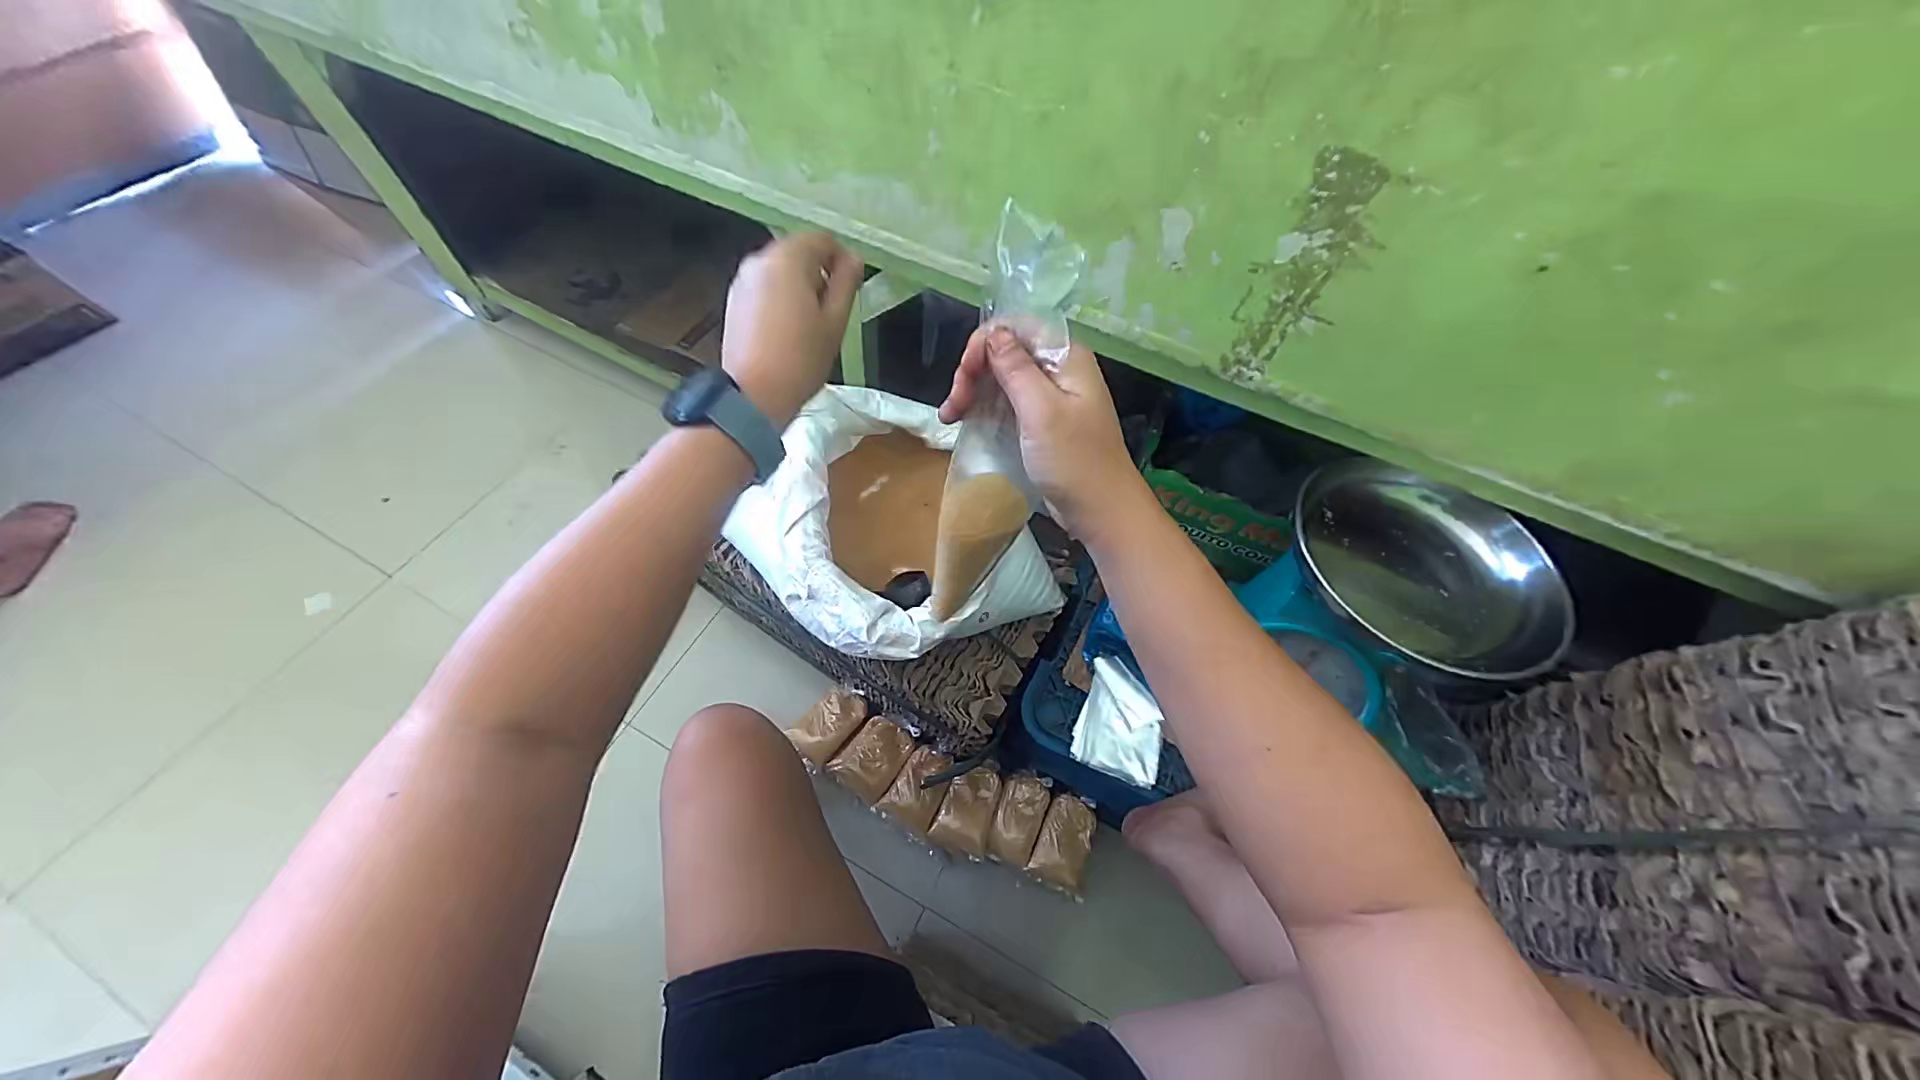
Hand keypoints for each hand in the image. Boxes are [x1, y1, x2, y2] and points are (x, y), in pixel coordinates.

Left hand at [722, 232, 862, 424]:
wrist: (754, 394)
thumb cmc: (801, 360)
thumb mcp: (835, 321)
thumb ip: (846, 283)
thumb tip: (853, 259)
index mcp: (788, 259)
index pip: (822, 239)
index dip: (841, 259)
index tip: (850, 288)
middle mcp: (760, 260)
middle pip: (798, 251)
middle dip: (819, 272)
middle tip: (832, 309)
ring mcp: (742, 279)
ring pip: (780, 269)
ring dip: (800, 286)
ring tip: (810, 323)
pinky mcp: (734, 300)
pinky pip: (765, 287)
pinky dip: (781, 297)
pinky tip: (788, 329)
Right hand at [937, 326, 1146, 539]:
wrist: (1100, 510)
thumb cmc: (1074, 460)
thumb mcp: (1042, 411)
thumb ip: (1016, 368)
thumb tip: (993, 333)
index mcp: (1065, 357)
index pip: (1016, 327)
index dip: (984, 344)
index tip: (964, 376)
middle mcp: (1058, 370)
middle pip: (1005, 352)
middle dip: (973, 372)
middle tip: (953, 407)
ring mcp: (1050, 397)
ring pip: (1002, 378)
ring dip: (973, 392)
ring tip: (951, 417)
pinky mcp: (1041, 422)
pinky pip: (1007, 403)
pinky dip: (984, 409)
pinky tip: (965, 422)